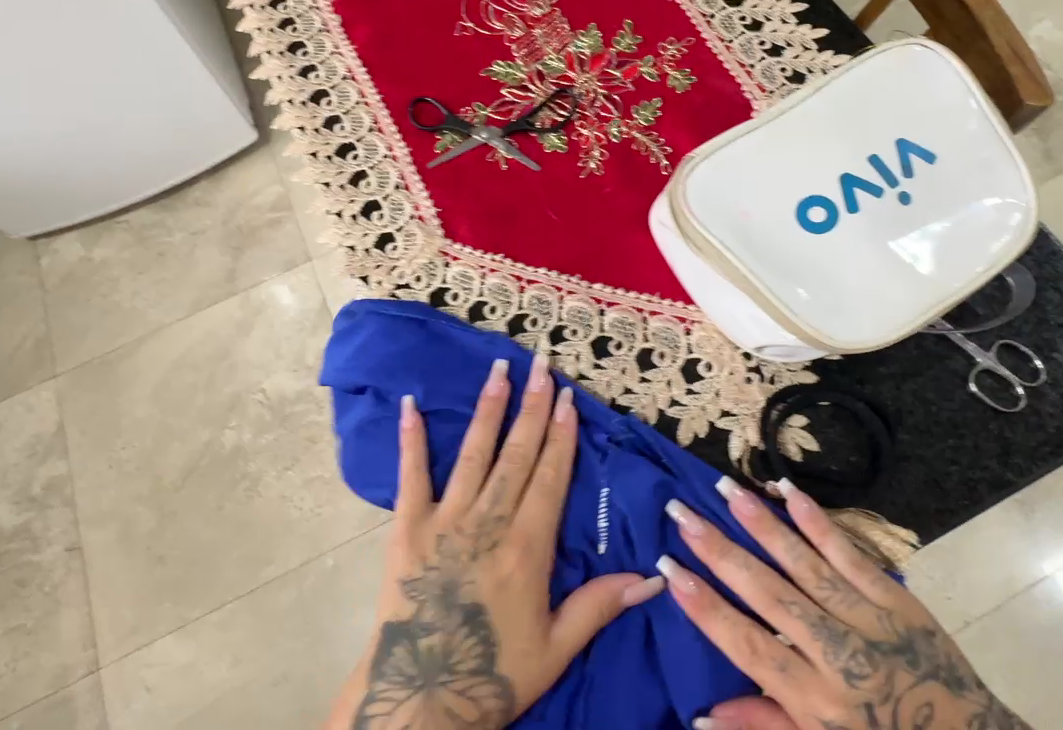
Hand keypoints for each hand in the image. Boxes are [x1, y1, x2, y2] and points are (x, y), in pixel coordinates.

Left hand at [326, 355, 668, 729]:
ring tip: (499, 370)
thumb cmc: (494, 673)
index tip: (567, 399)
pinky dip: (411, 438)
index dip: (560, 436)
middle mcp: (488, 522)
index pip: (549, 478)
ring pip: (474, 454)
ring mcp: (444, 520)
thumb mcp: (556, 647)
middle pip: (516, 455)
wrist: (421, 697)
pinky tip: (410, 404)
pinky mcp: (406, 527)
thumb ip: (600, 604)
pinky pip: (411, 475)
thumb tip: (656, 576)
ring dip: (489, 409)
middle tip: (541, 366)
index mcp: (527, 547)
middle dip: (532, 407)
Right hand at [658, 477, 1030, 729]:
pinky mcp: (899, 600)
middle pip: (769, 594)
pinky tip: (788, 493)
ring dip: (762, 524)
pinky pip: (852, 555)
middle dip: (719, 550)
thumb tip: (701, 713)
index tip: (669, 568)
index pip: (748, 645)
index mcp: (817, 701)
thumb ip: (764, 725)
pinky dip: (819, 523)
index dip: (706, 607)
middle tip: (681, 511)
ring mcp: (872, 622)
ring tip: (726, 489)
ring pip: (807, 565)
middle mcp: (840, 656)